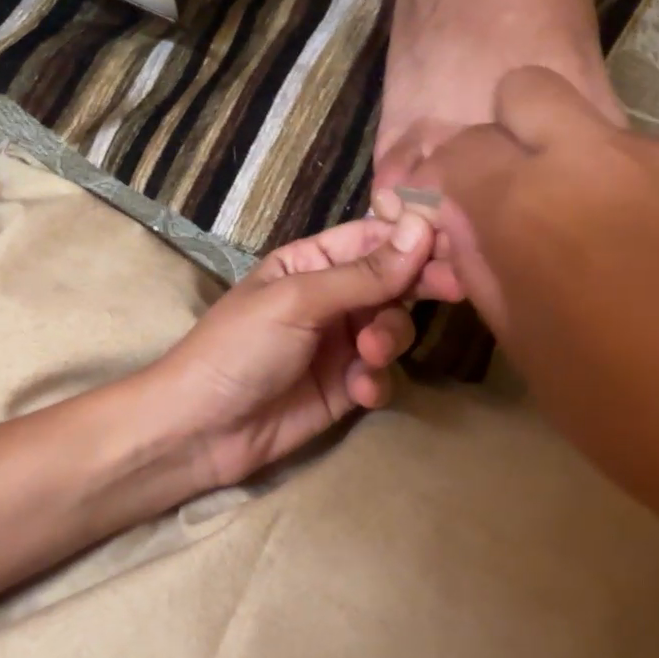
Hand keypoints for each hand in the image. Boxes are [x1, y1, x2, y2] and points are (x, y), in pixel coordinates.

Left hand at [153, 214, 438, 488]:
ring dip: (390, 338)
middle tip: (453, 290)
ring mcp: (340, 343)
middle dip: (417, 286)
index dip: (412, 237)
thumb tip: (420, 228)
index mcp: (310, 262)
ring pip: (394, 327)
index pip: (372, 237)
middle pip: (393, 281)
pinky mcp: (346, 387)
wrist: (203, 430)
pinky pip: (382, 374)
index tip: (455, 241)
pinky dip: (377, 381)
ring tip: (368, 354)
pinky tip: (358, 392)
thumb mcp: (297, 301)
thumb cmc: (238, 348)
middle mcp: (331, 297)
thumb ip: (363, 273)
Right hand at [409, 67, 658, 517]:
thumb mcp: (530, 352)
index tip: (469, 207)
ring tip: (642, 254)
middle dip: (517, 131)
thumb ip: (484, 267)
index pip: (463, 145)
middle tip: (540, 197)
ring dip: (602, 176)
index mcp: (530, 210)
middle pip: (529, 89)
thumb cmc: (637, 422)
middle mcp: (599, 159)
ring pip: (612, 136)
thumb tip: (466, 215)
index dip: (455, 174)